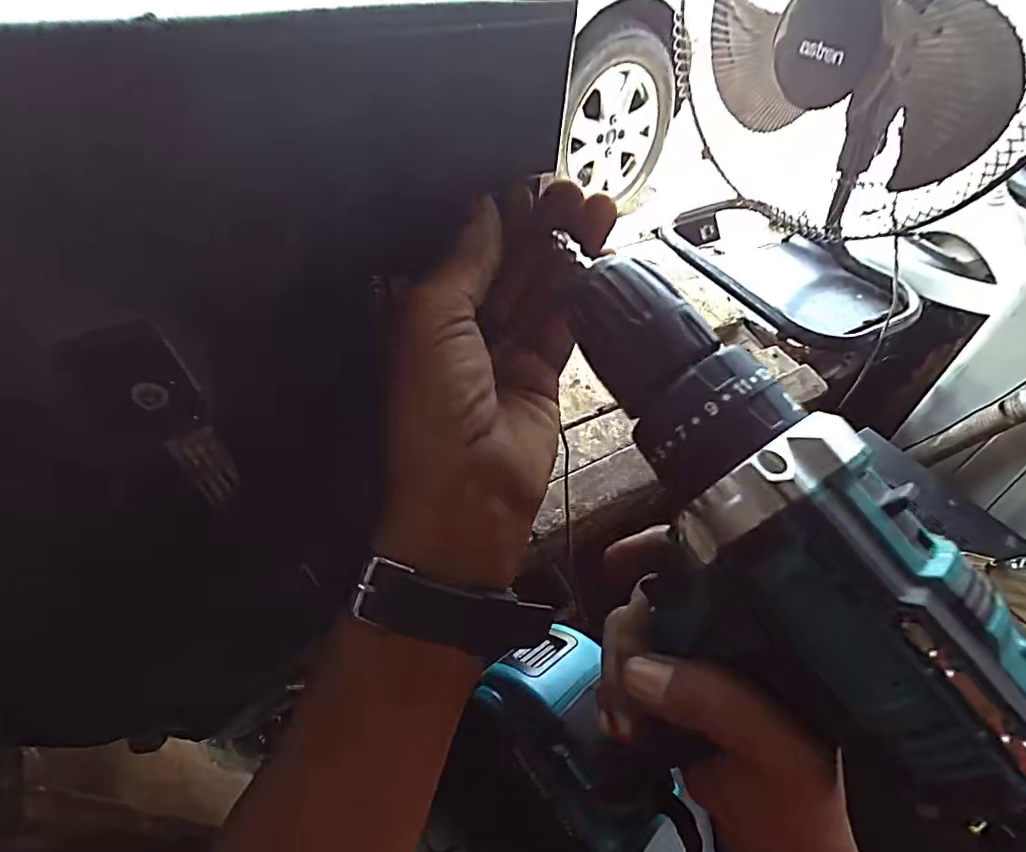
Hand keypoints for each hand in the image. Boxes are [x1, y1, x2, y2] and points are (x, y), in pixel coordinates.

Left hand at [376, 180, 616, 587]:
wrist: (469, 492)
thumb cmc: (430, 420)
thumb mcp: (431, 320)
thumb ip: (465, 263)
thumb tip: (484, 213)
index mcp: (429, 316)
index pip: (471, 251)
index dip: (501, 216)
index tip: (529, 186)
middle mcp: (470, 333)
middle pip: (512, 265)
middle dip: (542, 225)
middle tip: (571, 193)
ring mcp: (509, 355)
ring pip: (543, 290)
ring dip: (568, 251)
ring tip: (594, 213)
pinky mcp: (545, 378)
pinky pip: (566, 325)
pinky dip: (582, 294)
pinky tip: (596, 262)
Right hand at [597, 529, 853, 851]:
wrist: (771, 837)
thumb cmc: (795, 787)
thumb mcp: (773, 745)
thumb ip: (717, 703)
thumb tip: (639, 672)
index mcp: (766, 629)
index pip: (713, 569)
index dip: (663, 550)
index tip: (621, 559)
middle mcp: (727, 636)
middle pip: (654, 603)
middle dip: (628, 642)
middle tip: (628, 693)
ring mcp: (692, 665)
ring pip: (630, 641)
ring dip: (615, 678)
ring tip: (626, 727)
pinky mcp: (666, 695)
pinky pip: (622, 678)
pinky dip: (612, 698)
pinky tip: (622, 728)